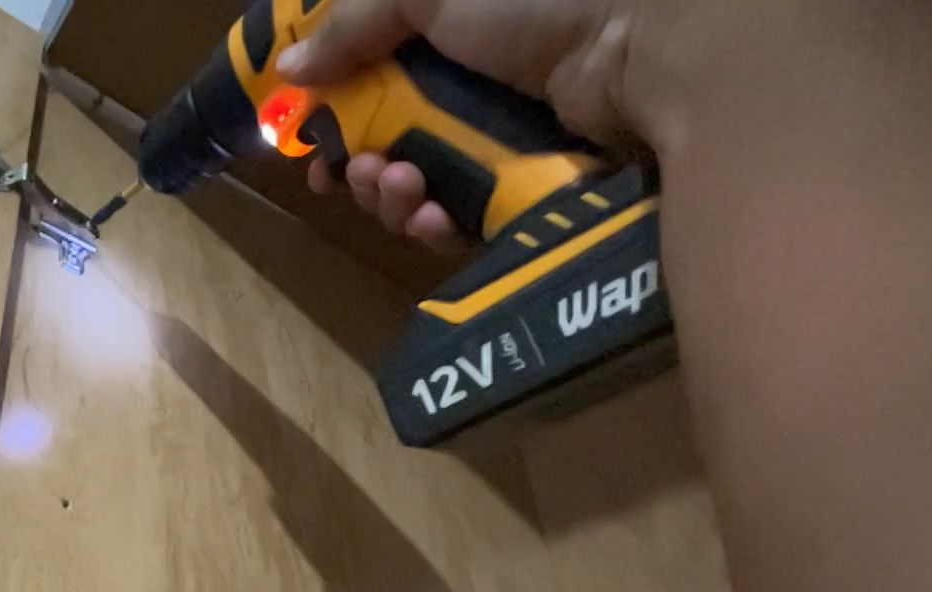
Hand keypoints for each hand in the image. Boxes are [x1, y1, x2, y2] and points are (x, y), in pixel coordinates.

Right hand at [279, 0, 667, 251]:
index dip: (329, 124)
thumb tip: (287, 71)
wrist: (644, 39)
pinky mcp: (513, 193)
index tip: (307, 148)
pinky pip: (453, 226)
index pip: (366, 93)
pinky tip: (429, 215)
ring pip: (411, 196)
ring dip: (386, 199)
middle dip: (354, 172)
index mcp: (440, 44)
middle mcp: (459, 97)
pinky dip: (430, 226)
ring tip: (396, 184)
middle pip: (380, 153)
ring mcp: (487, 147)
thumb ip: (351, 26)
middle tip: (349, 175)